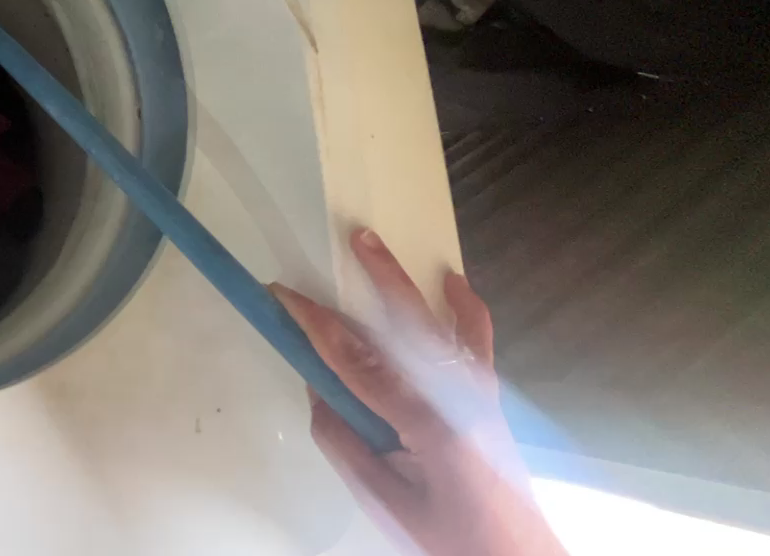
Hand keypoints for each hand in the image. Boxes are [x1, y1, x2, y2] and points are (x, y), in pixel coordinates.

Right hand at [273, 230, 566, 555]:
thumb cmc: (452, 542)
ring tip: (371, 243)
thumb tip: (315, 385)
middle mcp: (461, 402)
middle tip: (330, 249)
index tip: (281, 294)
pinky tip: (454, 283)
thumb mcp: (384, 503)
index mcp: (430, 428)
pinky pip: (476, 345)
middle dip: (365, 282)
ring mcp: (480, 399)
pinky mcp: (488, 402)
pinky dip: (465, 310)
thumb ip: (343, 442)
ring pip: (438, 324)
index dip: (315, 323)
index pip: (357, 361)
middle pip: (405, 327)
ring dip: (401, 282)